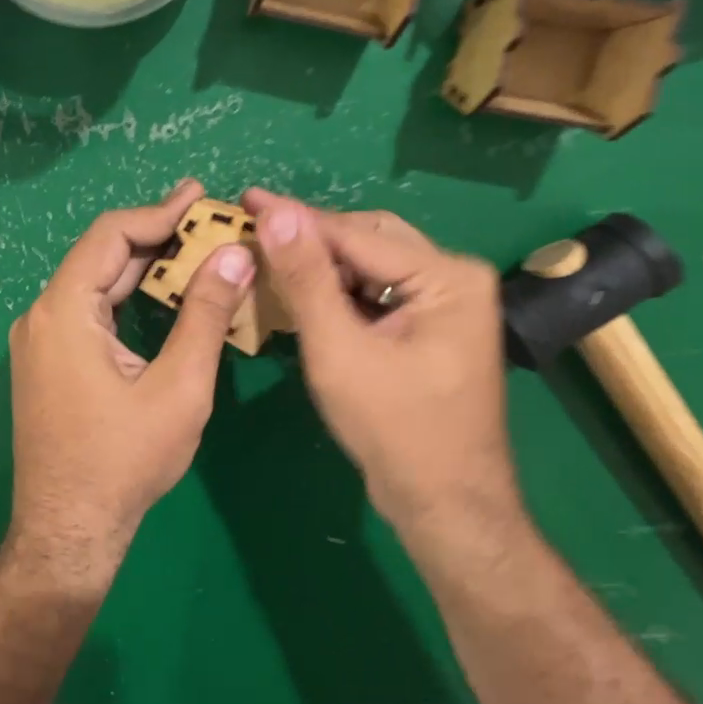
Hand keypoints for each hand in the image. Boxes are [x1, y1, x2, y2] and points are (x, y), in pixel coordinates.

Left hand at [7, 179, 254, 581]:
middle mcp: (41, 316)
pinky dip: (125, 299)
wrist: (68, 529)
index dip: (157, 212)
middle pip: (100, 258)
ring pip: (94, 286)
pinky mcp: (46, 364)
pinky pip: (87, 314)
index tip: (198, 196)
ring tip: (196, 251)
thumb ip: (205, 316)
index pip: (109, 236)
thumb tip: (234, 255)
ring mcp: (38, 342)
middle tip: (209, 223)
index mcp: (63, 312)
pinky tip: (162, 296)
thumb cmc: (124, 462)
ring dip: (142, 268)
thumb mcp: (178, 388)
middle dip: (156, 238)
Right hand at [242, 189, 522, 548]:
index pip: (356, 234)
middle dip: (311, 238)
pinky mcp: (433, 329)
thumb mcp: (339, 351)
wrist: (446, 504)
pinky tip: (305, 295)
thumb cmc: (393, 429)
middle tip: (255, 228)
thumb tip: (275, 213)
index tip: (246, 198)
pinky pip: (379, 293)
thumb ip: (306, 279)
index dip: (296, 218)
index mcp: (447, 276)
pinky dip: (341, 293)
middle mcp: (456, 278)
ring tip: (272, 259)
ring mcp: (448, 305)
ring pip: (372, 265)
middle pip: (369, 240)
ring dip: (324, 265)